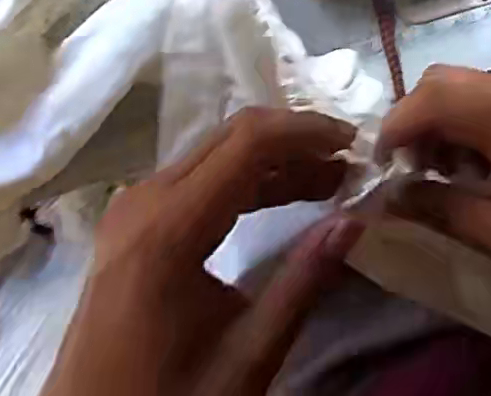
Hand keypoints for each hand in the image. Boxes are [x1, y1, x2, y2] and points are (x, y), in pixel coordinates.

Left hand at [44, 108, 362, 395]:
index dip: (307, 131)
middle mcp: (146, 198)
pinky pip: (203, 174)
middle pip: (235, 135)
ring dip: (277, 157)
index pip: (249, 142)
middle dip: (298, 139)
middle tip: (347, 162)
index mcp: (167, 228)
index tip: (354, 144)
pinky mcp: (136, 218)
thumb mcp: (246, 358)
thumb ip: (303, 282)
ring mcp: (136, 204)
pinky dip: (249, 176)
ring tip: (328, 179)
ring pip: (221, 151)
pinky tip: (283, 194)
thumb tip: (355, 219)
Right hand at [378, 65, 490, 310]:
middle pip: (440, 81)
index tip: (376, 168)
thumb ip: (440, 209)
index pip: (432, 97)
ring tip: (431, 173)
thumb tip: (382, 198)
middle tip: (403, 172)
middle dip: (411, 121)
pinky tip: (462, 163)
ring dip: (433, 121)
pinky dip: (456, 121)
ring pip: (457, 85)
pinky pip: (478, 95)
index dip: (395, 126)